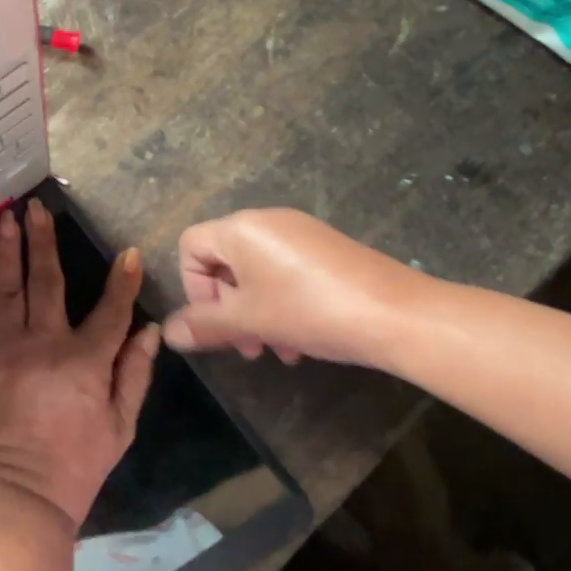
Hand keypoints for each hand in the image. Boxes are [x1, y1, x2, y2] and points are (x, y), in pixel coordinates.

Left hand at [0, 200, 160, 528]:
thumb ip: (135, 374)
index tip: (129, 252)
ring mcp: (6, 344)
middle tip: (38, 206)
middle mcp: (44, 342)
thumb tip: (151, 331)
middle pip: (47, 280)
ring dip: (8, 248)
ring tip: (7, 216)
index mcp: (86, 361)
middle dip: (44, 240)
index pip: (110, 310)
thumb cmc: (76, 463)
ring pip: (9, 285)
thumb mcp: (121, 426)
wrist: (17, 487)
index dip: (122, 280)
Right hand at [164, 208, 433, 366]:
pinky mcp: (329, 250)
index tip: (216, 322)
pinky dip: (283, 301)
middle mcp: (267, 221)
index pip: (190, 247)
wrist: (401, 316)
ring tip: (278, 350)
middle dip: (227, 305)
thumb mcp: (249, 321)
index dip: (193, 286)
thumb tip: (168, 333)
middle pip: (224, 260)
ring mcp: (302, 233)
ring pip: (257, 271)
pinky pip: (287, 271)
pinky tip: (302, 338)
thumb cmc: (310, 311)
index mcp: (239, 228)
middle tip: (246, 345)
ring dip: (256, 310)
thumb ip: (204, 324)